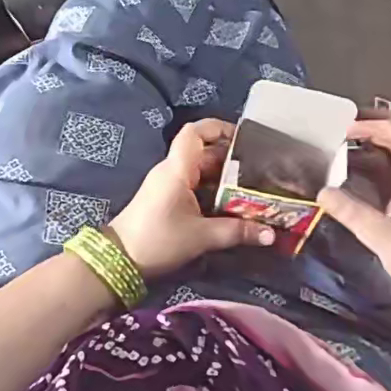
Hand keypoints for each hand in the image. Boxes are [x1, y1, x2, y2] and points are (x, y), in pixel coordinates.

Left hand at [109, 118, 274, 278]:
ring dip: (226, 181)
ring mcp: (168, 186)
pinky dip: (214, 193)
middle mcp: (172, 171)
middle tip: (261, 173)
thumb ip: (237, 232)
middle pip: (205, 153)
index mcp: (177, 169)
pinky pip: (196, 188)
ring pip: (202, 173)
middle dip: (233, 161)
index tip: (245, 139)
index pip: (195, 132)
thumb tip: (271, 234)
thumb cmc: (157, 240)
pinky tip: (234, 207)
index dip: (220, 128)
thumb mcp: (201, 237)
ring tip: (254, 191)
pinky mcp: (168, 201)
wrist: (119, 261)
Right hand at [318, 119, 390, 307]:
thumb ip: (357, 217)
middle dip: (370, 130)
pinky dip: (367, 166)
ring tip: (336, 145)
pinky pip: (387, 174)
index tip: (346, 129)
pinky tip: (346, 171)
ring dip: (368, 146)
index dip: (377, 127)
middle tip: (336, 131)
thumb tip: (322, 192)